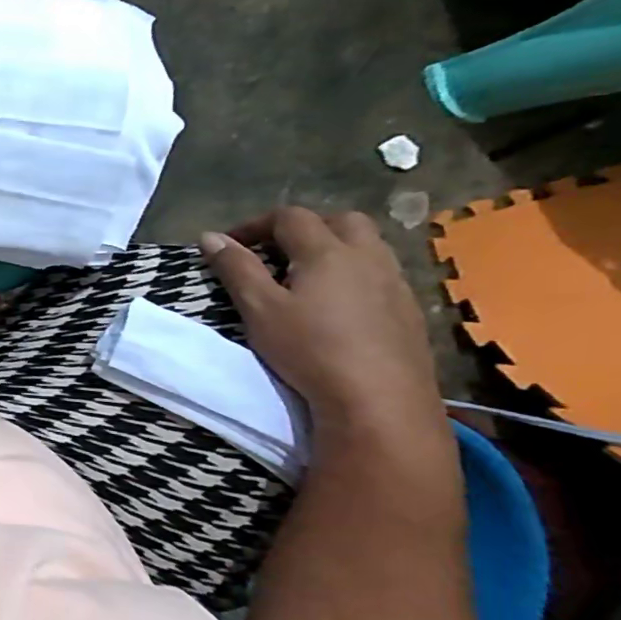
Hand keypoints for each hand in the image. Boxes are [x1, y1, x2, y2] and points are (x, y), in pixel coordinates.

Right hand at [200, 207, 444, 438]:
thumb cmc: (310, 349)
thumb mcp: (259, 308)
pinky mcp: (409, 312)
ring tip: (303, 276)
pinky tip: (335, 304)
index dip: (256, 224)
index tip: (231, 246)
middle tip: (273, 252)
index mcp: (328, 252)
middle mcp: (368, 258)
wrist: (380, 402)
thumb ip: (236, 268)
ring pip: (367, 246)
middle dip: (303, 227)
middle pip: (340, 221)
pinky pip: (381, 274)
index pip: (290, 217)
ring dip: (332, 248)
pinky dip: (353, 273)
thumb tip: (211, 237)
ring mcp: (395, 285)